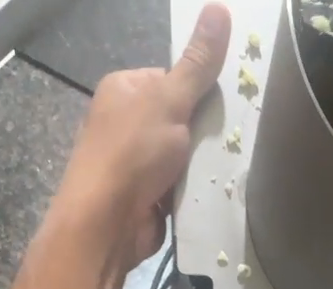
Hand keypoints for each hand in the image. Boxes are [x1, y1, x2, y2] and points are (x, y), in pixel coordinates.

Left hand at [54, 3, 231, 264]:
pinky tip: (207, 194)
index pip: (172, 80)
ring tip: (217, 171)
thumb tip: (220, 7)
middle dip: (203, 133)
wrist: (107, 223)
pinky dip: (194, 191)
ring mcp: (134, 164)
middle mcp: (125, 124)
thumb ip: (197, 63)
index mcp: (124, 89)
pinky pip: (180, 188)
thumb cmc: (132, 154)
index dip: (199, 92)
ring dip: (201, 166)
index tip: (219, 107)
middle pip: (180, 120)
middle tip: (225, 142)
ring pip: (183, 157)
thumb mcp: (169, 99)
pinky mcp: (146, 198)